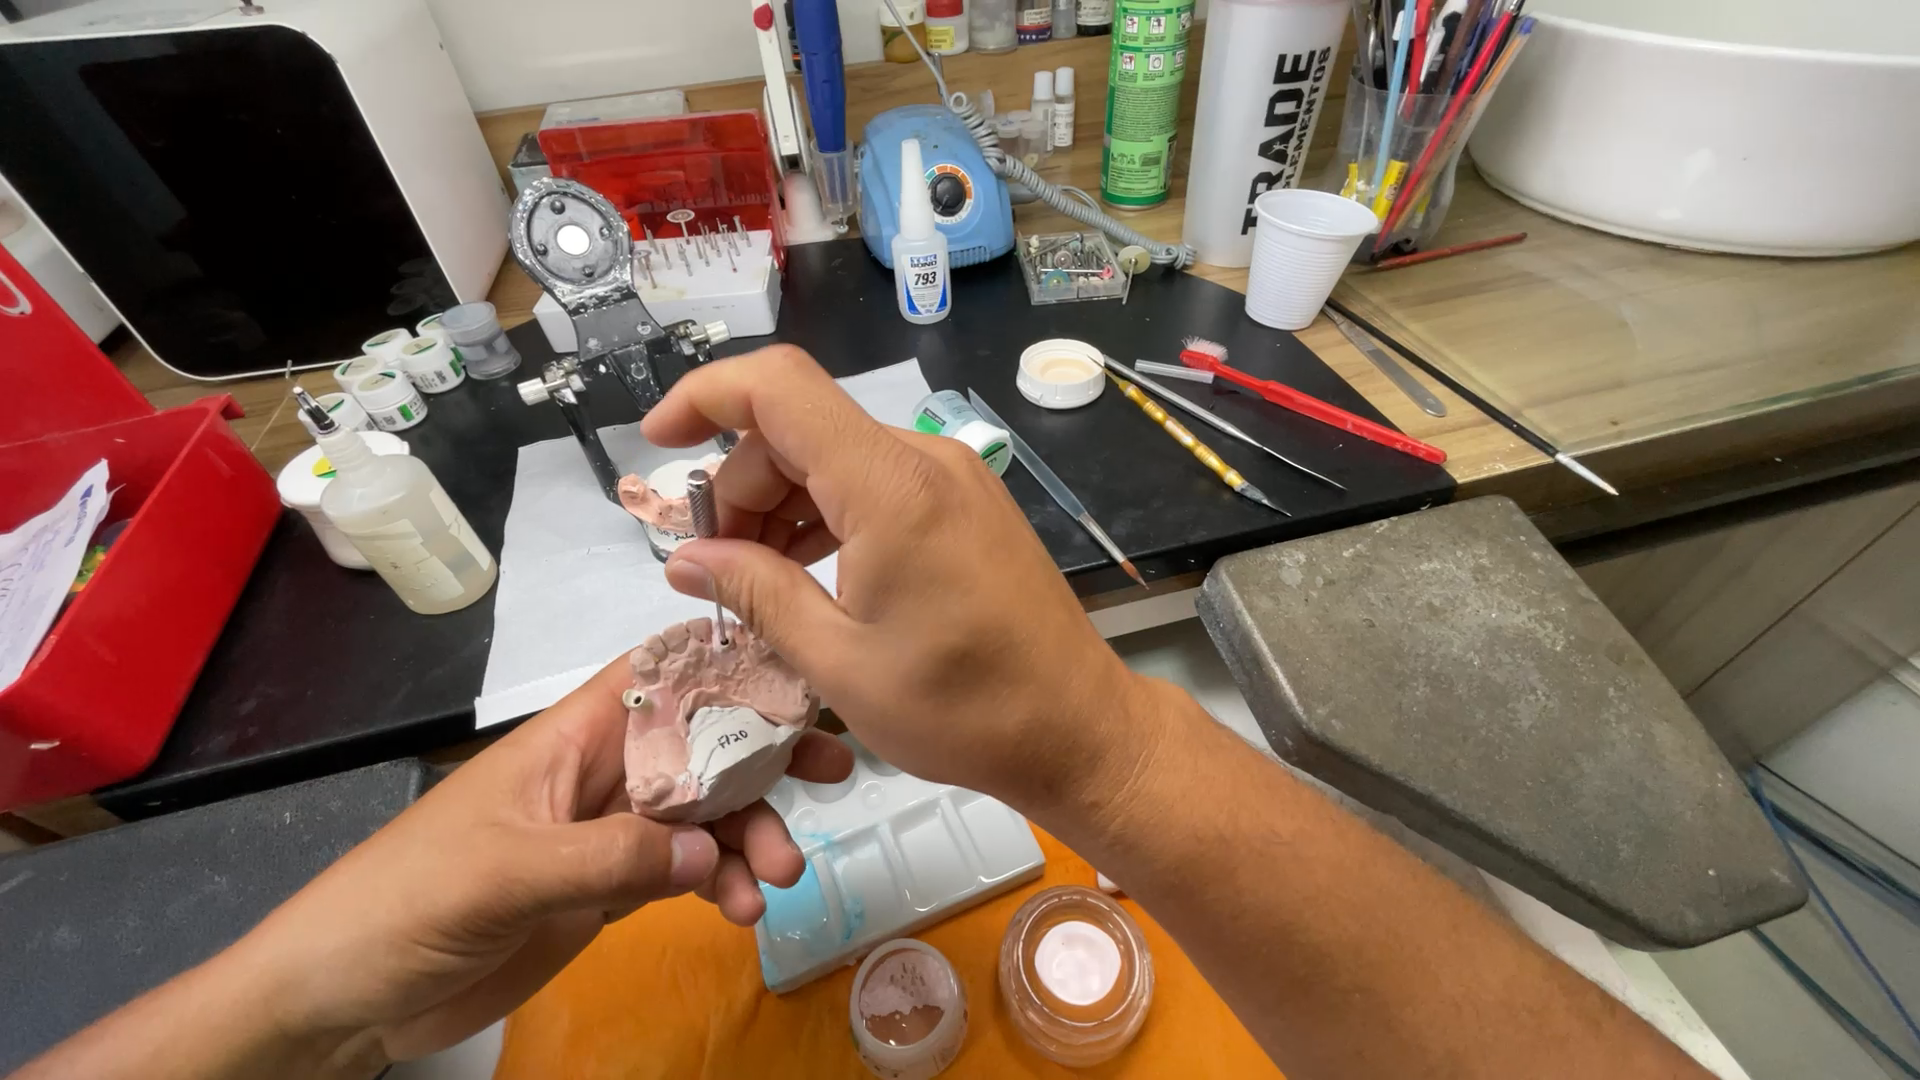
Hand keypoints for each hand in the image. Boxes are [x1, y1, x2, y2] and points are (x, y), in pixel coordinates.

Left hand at [227, 653, 851, 1065]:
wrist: (340, 1004)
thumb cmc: (405, 904)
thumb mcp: (504, 873)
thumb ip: (611, 856)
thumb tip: (710, 850)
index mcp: (577, 736)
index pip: (661, 672)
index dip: (727, 658)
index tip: (797, 668)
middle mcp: (609, 770)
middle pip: (707, 741)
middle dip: (769, 751)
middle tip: (833, 767)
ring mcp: (617, 828)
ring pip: (710, 810)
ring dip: (753, 834)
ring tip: (781, 876)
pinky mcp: (618, 882)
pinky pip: (691, 868)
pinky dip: (723, 883)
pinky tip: (741, 910)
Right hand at [641, 346, 1154, 812]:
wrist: (1076, 726)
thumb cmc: (962, 709)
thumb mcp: (839, 662)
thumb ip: (756, 593)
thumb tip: (685, 556)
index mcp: (890, 486)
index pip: (778, 387)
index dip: (704, 396)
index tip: (657, 442)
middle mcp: (925, 459)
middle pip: (801, 429)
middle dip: (741, 485)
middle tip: (718, 566)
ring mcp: (954, 478)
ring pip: (837, 457)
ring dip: (783, 504)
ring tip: (758, 579)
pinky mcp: (968, 504)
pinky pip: (878, 484)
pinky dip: (831, 515)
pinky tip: (812, 571)